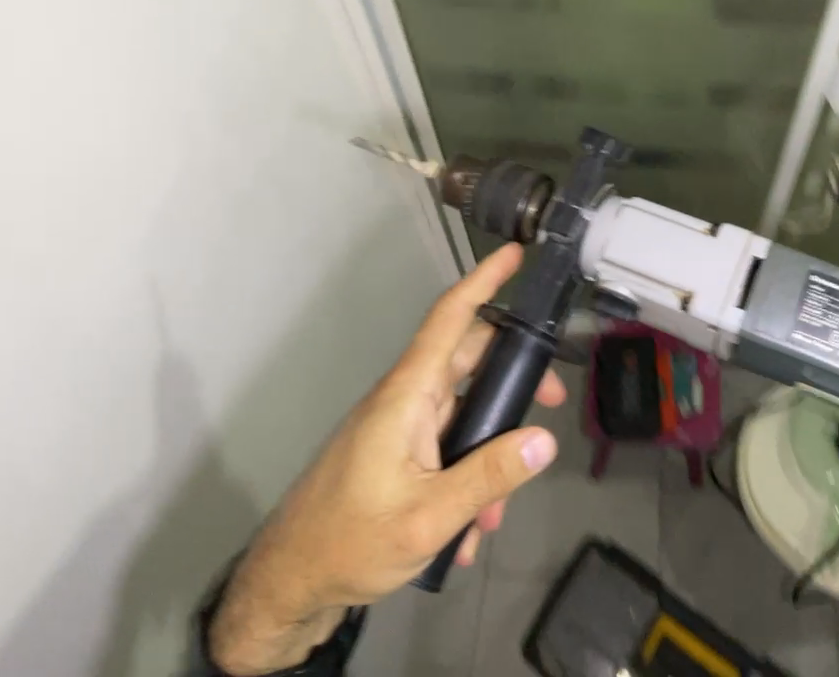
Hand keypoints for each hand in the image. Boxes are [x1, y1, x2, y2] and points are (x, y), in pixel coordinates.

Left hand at [208, 244, 565, 674]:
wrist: (288, 583)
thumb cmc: (349, 542)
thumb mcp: (428, 518)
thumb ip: (488, 477)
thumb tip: (544, 441)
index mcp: (408, 397)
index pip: (449, 320)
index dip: (483, 282)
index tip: (514, 255)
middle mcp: (406, 401)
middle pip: (469, 363)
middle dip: (513, 381)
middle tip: (551, 403)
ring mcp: (400, 428)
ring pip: (463, 415)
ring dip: (488, 452)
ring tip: (495, 513)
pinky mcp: (397, 455)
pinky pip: (446, 448)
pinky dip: (465, 480)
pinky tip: (466, 532)